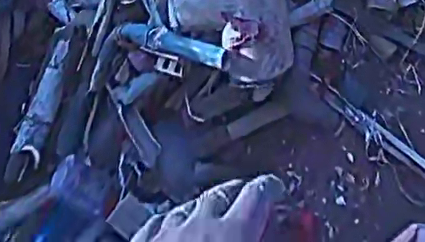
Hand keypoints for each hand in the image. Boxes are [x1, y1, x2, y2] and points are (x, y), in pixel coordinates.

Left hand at [131, 175, 283, 241]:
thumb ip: (261, 235)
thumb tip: (284, 234)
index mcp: (231, 233)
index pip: (257, 196)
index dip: (270, 189)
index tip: (276, 189)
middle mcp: (198, 224)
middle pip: (222, 193)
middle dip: (236, 193)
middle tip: (248, 198)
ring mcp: (165, 232)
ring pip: (187, 205)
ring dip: (202, 207)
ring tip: (212, 213)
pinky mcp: (141, 241)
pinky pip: (156, 223)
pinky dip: (169, 222)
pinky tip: (171, 225)